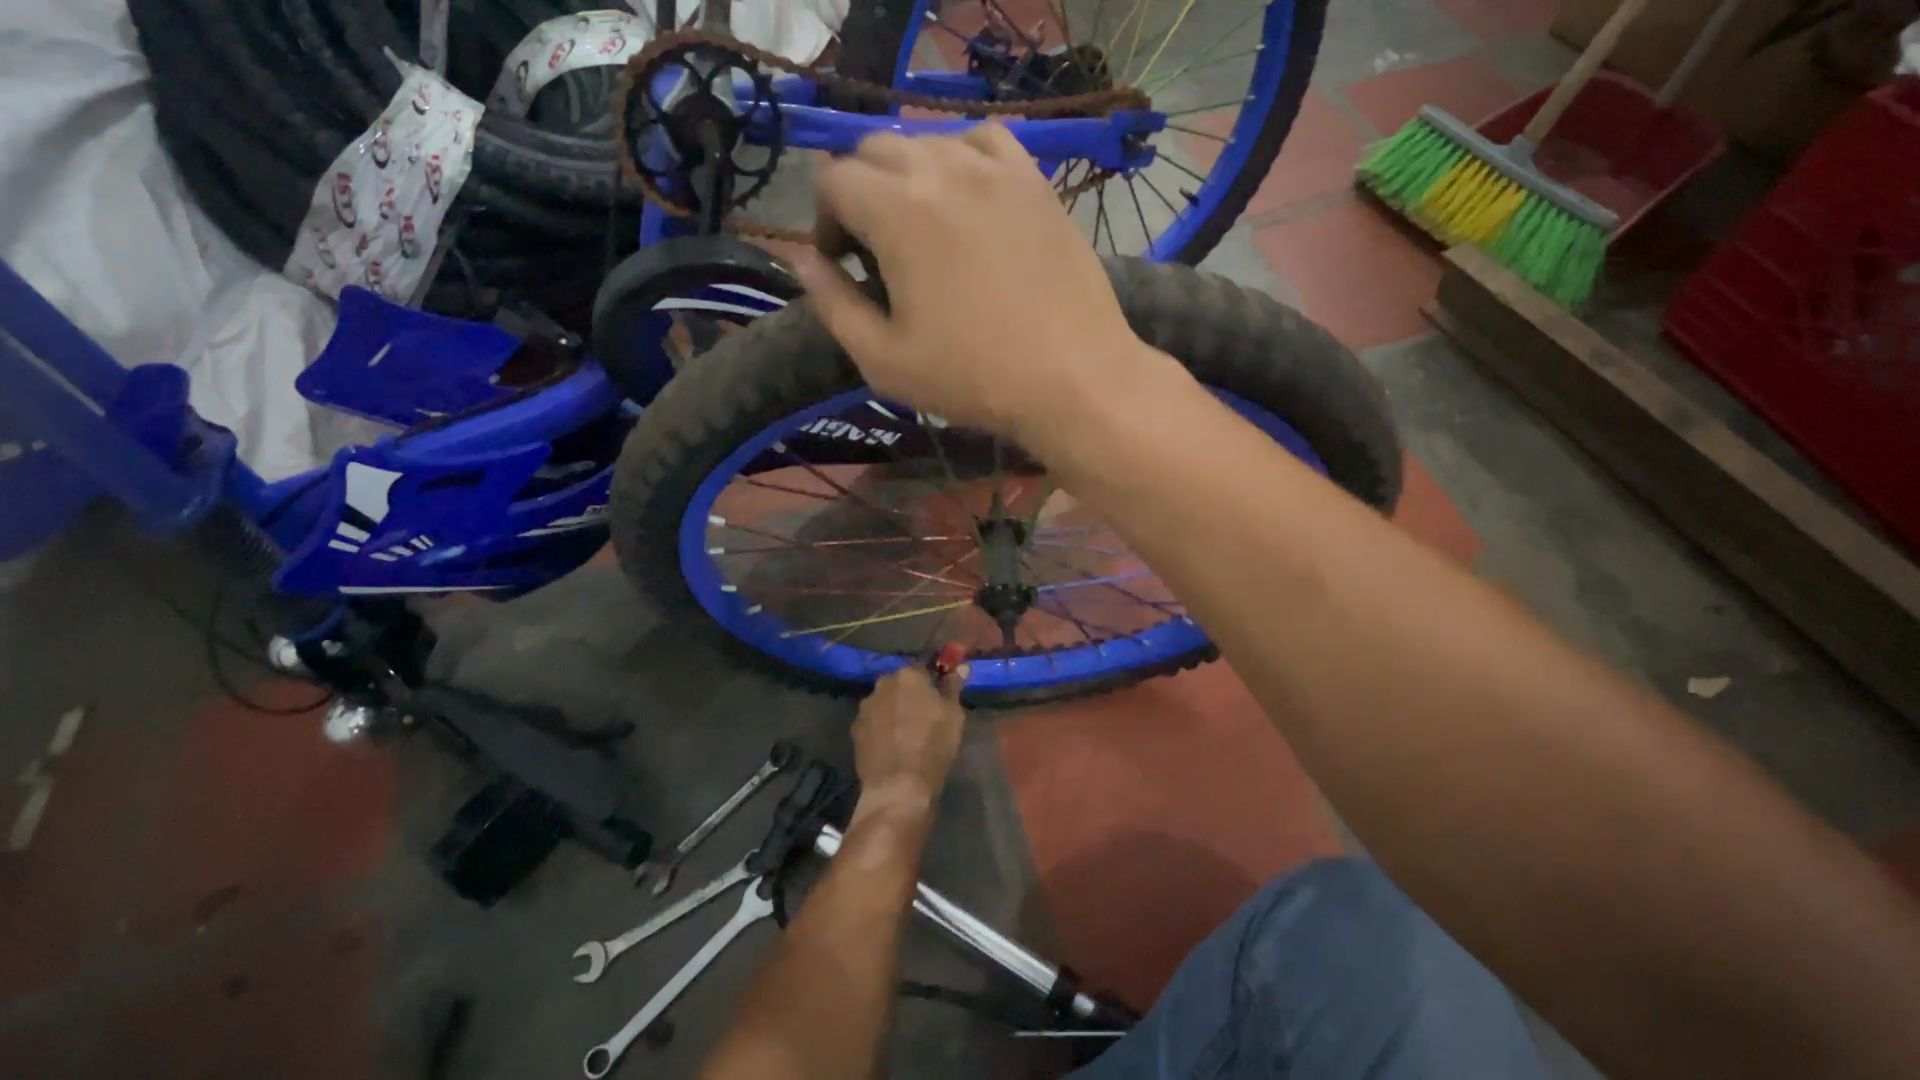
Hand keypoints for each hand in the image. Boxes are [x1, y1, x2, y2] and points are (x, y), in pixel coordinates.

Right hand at [793, 124, 1146, 443]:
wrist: (1074, 378)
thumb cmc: (972, 378)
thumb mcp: (883, 358)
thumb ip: (831, 301)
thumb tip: (797, 258)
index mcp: (898, 211)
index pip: (833, 179)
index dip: (825, 221)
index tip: (844, 266)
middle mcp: (943, 169)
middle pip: (874, 147)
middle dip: (859, 190)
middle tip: (876, 249)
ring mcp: (996, 168)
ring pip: (927, 139)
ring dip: (907, 173)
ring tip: (922, 225)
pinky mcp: (1035, 180)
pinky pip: (985, 139)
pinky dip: (962, 156)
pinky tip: (969, 196)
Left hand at [850, 666, 968, 820]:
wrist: (898, 784)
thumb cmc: (933, 745)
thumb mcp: (953, 715)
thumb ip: (953, 687)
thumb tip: (960, 667)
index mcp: (908, 675)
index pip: (923, 668)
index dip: (933, 682)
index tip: (940, 695)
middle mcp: (883, 685)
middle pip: (900, 684)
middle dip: (910, 695)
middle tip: (924, 715)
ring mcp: (865, 708)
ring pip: (884, 703)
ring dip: (893, 711)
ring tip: (906, 733)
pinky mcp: (855, 730)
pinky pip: (873, 723)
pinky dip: (881, 729)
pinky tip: (891, 745)